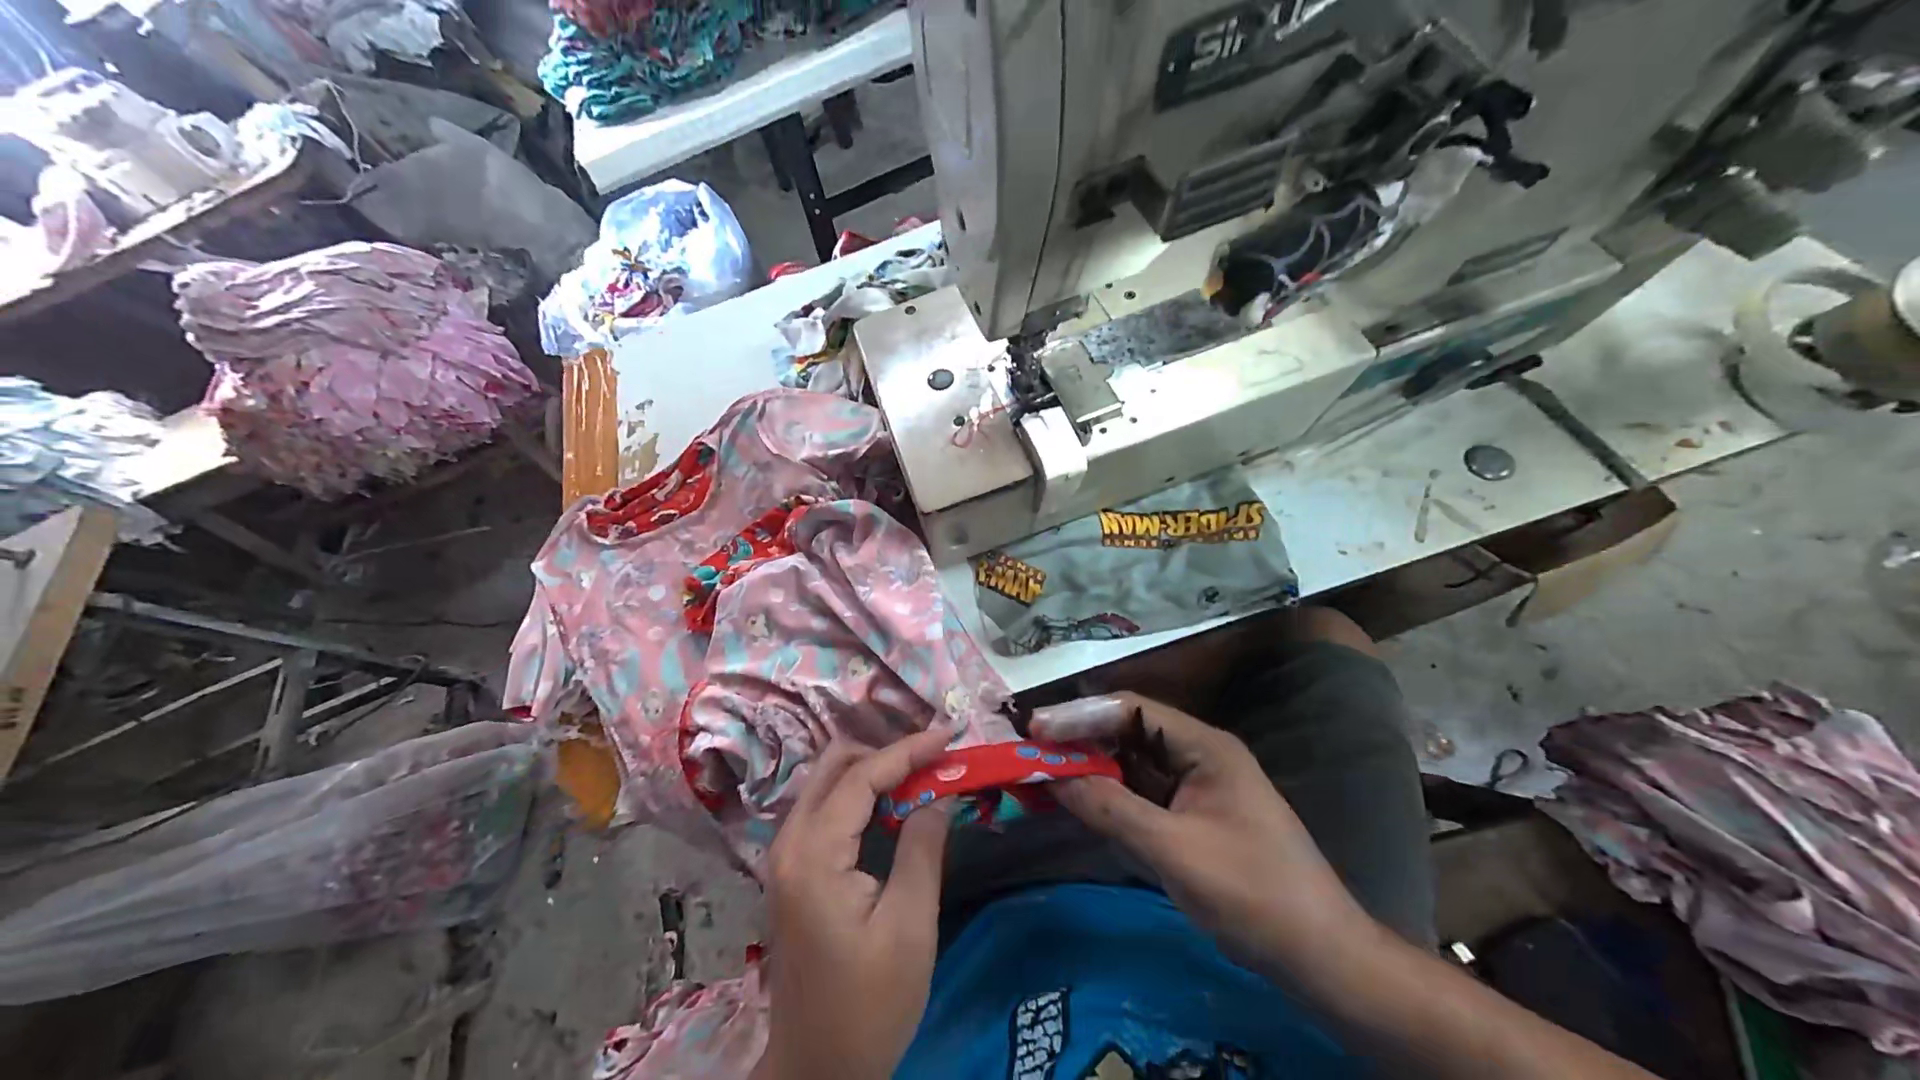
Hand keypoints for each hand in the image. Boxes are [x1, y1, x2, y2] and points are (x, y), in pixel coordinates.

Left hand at [755, 729, 955, 1079]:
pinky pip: (825, 810)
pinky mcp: (792, 871)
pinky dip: (860, 796)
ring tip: (922, 774)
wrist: (818, 1067)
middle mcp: (788, 843)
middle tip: (935, 757)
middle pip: (834, 767)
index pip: (860, 777)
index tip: (948, 737)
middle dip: (885, 752)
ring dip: (873, 771)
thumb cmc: (870, 1003)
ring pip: (827, 784)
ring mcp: (785, 857)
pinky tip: (893, 805)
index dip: (907, 750)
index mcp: (813, 854)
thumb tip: (940, 791)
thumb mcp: (910, 925)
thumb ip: (922, 847)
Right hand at [1031, 692, 1374, 973]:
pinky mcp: (1190, 818)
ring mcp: (1195, 787)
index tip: (1033, 731)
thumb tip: (1053, 777)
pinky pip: (1140, 796)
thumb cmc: (1253, 894)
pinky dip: (1106, 798)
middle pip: (1127, 733)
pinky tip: (1075, 803)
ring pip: (1130, 765)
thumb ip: (1111, 809)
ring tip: (1040, 774)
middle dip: (1078, 741)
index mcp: (1205, 746)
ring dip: (1088, 769)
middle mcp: (1198, 755)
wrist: (1320, 957)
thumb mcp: (1174, 851)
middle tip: (1028, 752)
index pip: (1131, 710)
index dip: (1079, 716)